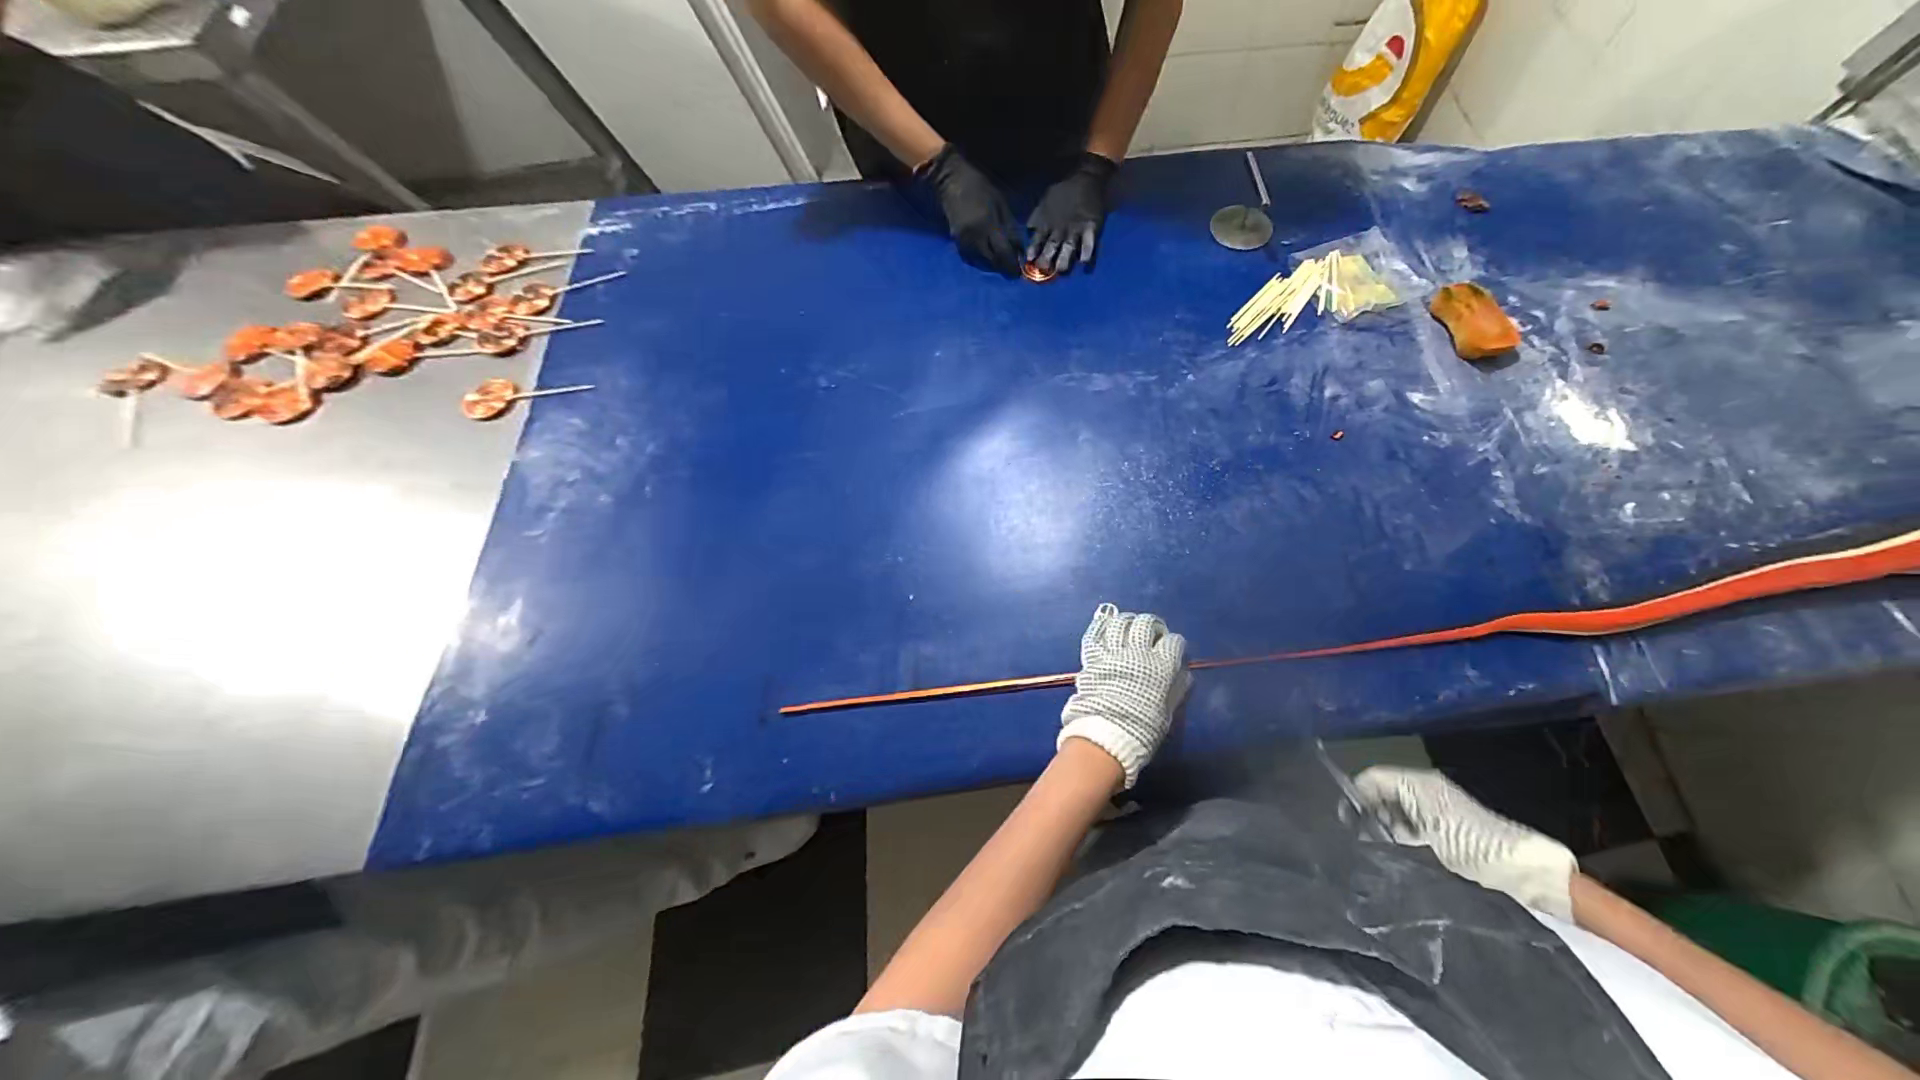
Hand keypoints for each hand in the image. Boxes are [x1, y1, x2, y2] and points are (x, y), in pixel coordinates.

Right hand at [913, 144, 1022, 276]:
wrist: (951, 182)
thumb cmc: (980, 188)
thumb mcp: (1001, 205)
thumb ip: (1010, 229)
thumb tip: (1019, 250)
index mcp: (987, 226)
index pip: (1003, 254)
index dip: (1012, 266)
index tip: (1019, 271)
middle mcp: (974, 239)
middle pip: (992, 264)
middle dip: (1003, 268)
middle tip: (1012, 268)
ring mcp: (963, 243)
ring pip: (981, 264)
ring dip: (993, 266)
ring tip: (1001, 261)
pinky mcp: (957, 244)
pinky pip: (972, 260)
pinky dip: (982, 262)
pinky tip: (988, 257)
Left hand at [1025, 152, 1117, 274]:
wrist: (1087, 178)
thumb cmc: (1063, 192)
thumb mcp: (1044, 202)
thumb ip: (1036, 218)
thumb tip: (1028, 231)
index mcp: (1047, 224)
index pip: (1037, 242)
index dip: (1034, 253)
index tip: (1031, 261)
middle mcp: (1060, 230)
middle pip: (1051, 249)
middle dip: (1047, 261)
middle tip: (1045, 270)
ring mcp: (1076, 230)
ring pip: (1068, 250)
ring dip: (1064, 262)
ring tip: (1062, 269)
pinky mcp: (1091, 228)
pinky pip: (1089, 244)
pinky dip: (1087, 254)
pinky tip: (1084, 263)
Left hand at [1058, 604, 1188, 788]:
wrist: (1106, 736)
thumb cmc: (1141, 729)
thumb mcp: (1167, 712)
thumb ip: (1176, 690)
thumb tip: (1184, 675)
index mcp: (1161, 667)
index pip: (1173, 643)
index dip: (1174, 643)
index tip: (1173, 647)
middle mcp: (1138, 654)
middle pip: (1147, 625)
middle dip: (1153, 625)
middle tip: (1153, 632)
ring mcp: (1114, 653)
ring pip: (1122, 624)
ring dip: (1128, 621)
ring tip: (1130, 625)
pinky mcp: (1093, 657)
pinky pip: (1095, 633)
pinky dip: (1100, 625)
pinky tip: (1105, 622)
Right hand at [1353, 766, 1576, 919]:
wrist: (1523, 872)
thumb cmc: (1474, 846)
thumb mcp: (1425, 832)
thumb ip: (1386, 821)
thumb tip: (1353, 820)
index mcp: (1419, 782)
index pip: (1372, 777)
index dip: (1353, 793)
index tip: (1341, 817)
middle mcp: (1425, 789)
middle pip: (1381, 791)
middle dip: (1365, 810)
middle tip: (1354, 834)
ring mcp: (1435, 808)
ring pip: (1393, 809)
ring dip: (1381, 825)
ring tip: (1371, 846)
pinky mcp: (1443, 828)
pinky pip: (1407, 824)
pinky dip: (1397, 835)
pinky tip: (1393, 852)